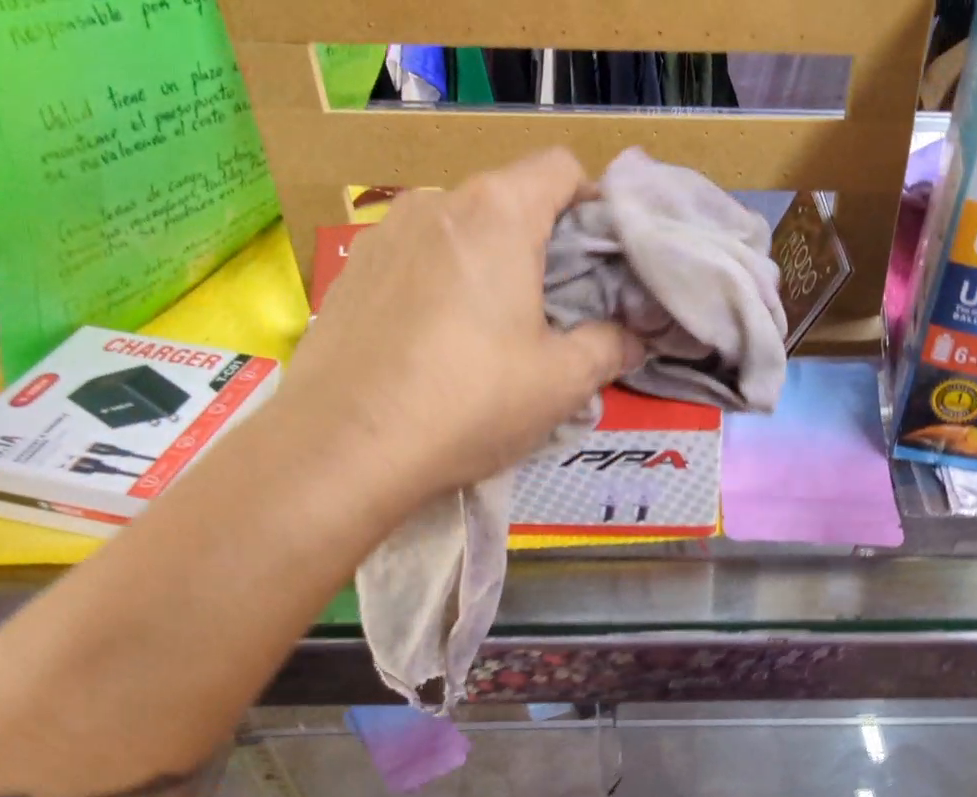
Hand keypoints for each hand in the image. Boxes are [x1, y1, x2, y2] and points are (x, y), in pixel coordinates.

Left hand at [271, 149, 641, 506]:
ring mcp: (385, 234)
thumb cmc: (470, 402)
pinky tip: (439, 347)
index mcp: (498, 213)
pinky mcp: (352, 272)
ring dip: (491, 266)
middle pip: (509, 200)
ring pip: (460, 232)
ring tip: (495, 333)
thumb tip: (633, 340)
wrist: (344, 447)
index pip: (561, 168)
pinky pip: (417, 261)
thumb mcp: (562, 382)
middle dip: (544, 245)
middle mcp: (437, 204)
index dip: (594, 207)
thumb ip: (609, 347)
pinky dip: (443, 286)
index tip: (604, 264)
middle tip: (559, 311)